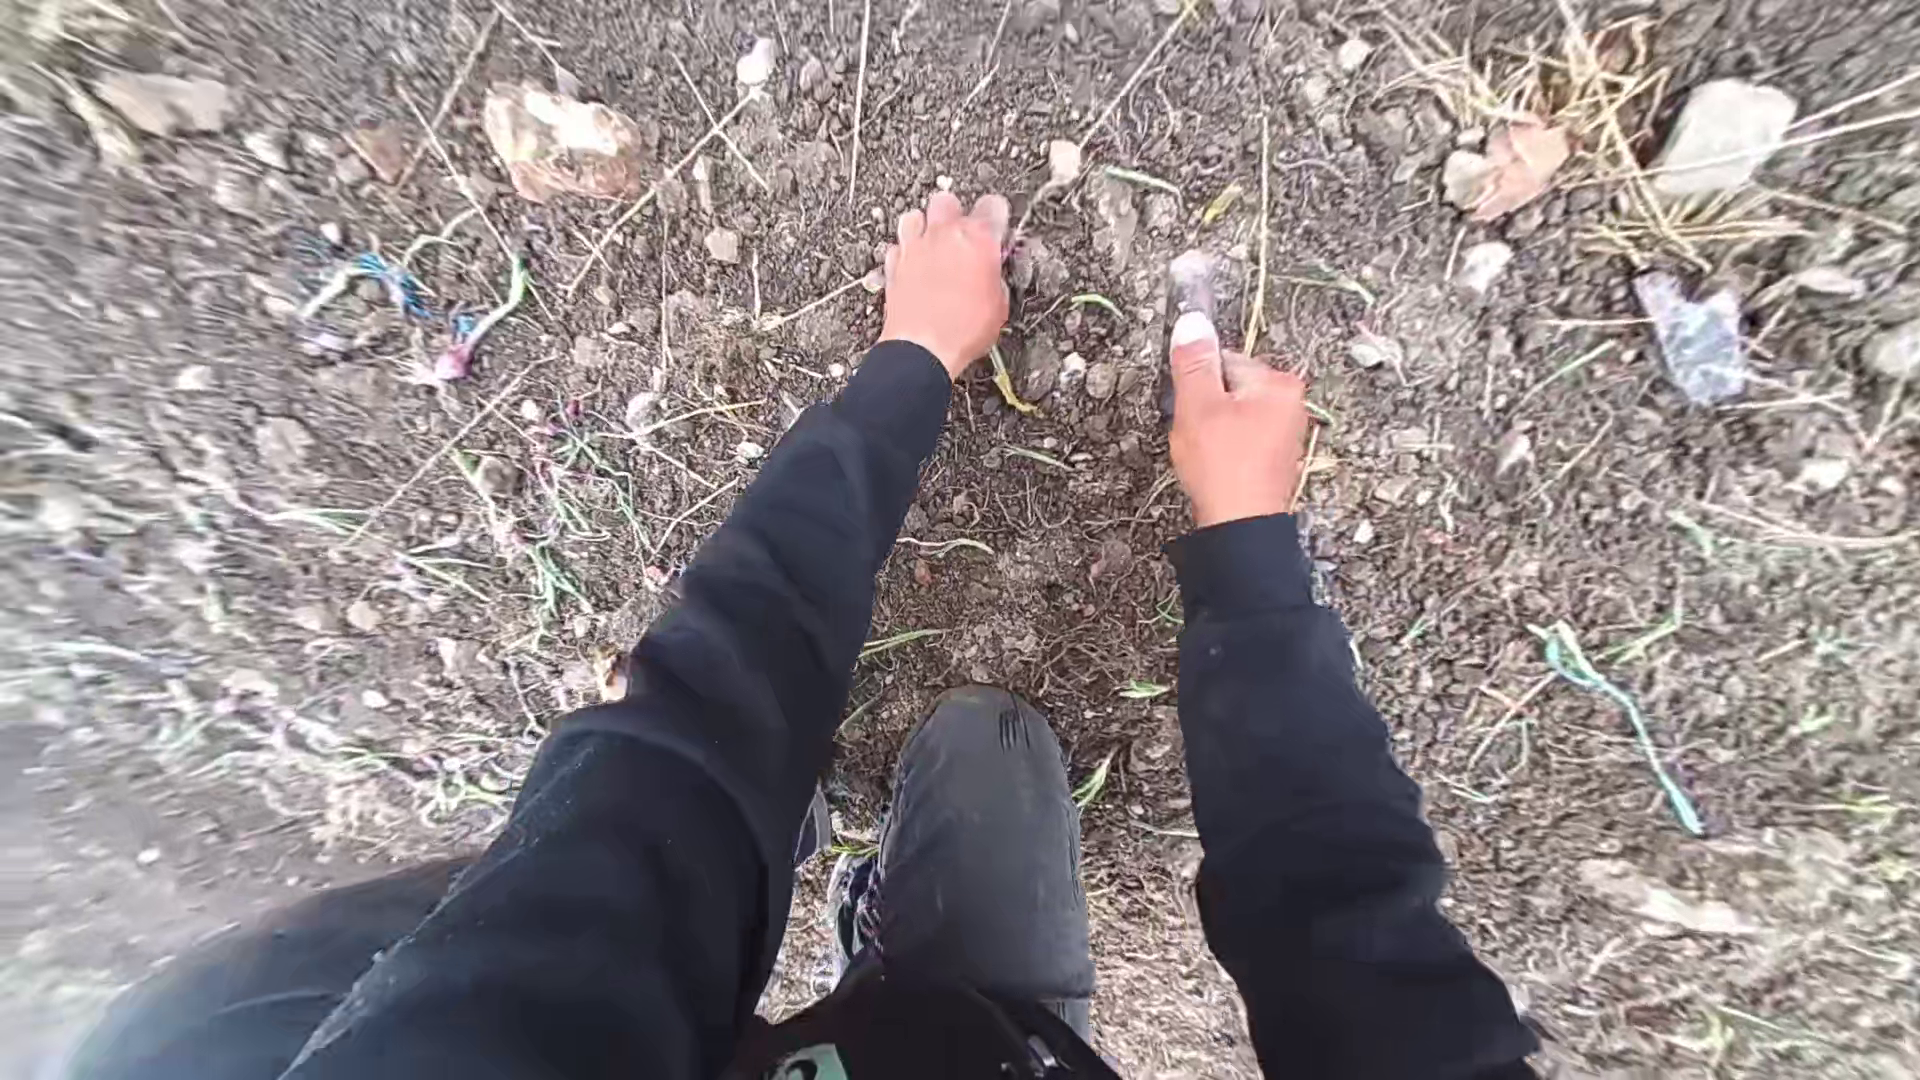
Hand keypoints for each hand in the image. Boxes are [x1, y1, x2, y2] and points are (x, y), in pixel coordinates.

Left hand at [880, 190, 1010, 379]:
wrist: (923, 349)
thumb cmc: (962, 331)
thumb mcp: (998, 307)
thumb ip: (996, 279)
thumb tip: (994, 276)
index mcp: (978, 238)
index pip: (992, 205)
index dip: (996, 218)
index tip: (996, 231)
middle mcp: (944, 234)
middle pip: (948, 201)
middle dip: (955, 215)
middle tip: (961, 239)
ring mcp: (915, 247)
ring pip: (915, 216)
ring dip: (925, 228)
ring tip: (934, 250)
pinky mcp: (894, 265)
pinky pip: (897, 245)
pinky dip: (904, 253)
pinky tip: (913, 268)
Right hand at [1167, 311, 1309, 527]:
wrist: (1239, 524)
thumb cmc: (1222, 467)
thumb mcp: (1198, 407)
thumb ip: (1194, 363)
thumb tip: (1192, 322)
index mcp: (1277, 384)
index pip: (1223, 361)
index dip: (1196, 384)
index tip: (1190, 408)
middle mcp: (1289, 403)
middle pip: (1228, 387)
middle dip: (1204, 407)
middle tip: (1197, 433)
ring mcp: (1283, 431)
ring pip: (1231, 415)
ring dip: (1211, 429)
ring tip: (1205, 452)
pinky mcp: (1273, 455)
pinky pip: (1239, 437)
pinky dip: (1222, 447)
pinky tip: (1214, 464)